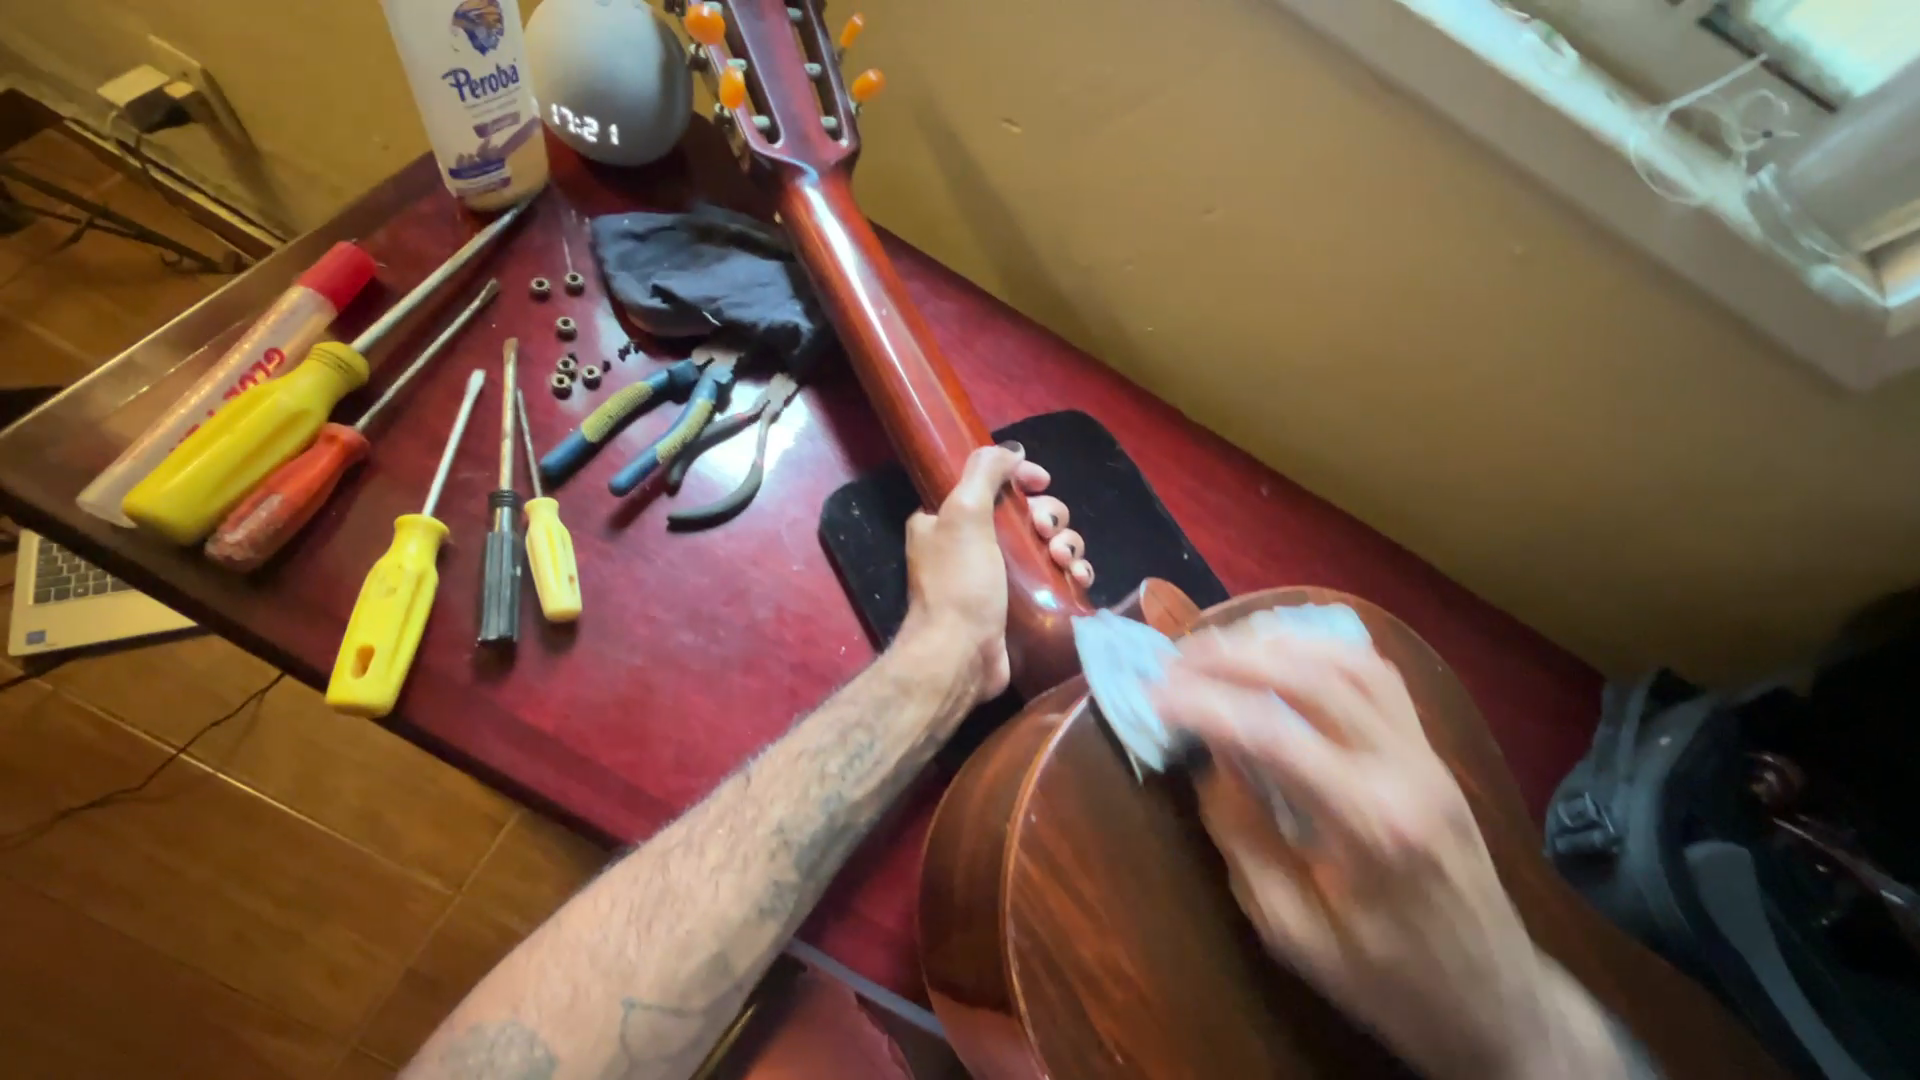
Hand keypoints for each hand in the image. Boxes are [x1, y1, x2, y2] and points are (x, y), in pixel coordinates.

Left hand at [899, 443, 1093, 702]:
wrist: (960, 656)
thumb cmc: (958, 582)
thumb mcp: (963, 513)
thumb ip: (983, 472)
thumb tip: (1010, 451)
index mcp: (948, 518)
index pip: (990, 482)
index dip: (1020, 476)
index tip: (1040, 480)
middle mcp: (971, 544)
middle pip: (1025, 513)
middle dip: (1047, 515)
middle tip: (1046, 531)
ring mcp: (997, 576)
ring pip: (1046, 544)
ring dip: (1065, 543)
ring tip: (1063, 559)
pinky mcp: (1020, 604)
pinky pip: (1054, 577)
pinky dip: (1071, 571)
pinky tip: (1078, 577)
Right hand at [1152, 625, 1626, 1079]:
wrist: (1496, 1001)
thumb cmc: (1384, 980)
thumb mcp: (1293, 931)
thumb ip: (1243, 837)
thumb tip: (1210, 758)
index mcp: (1369, 826)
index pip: (1273, 734)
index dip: (1205, 703)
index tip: (1153, 693)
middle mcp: (1404, 772)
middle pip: (1312, 678)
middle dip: (1233, 657)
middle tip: (1176, 658)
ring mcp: (1425, 754)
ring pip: (1350, 661)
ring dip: (1276, 643)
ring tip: (1219, 647)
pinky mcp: (1431, 750)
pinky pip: (1376, 675)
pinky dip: (1320, 650)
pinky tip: (1281, 653)